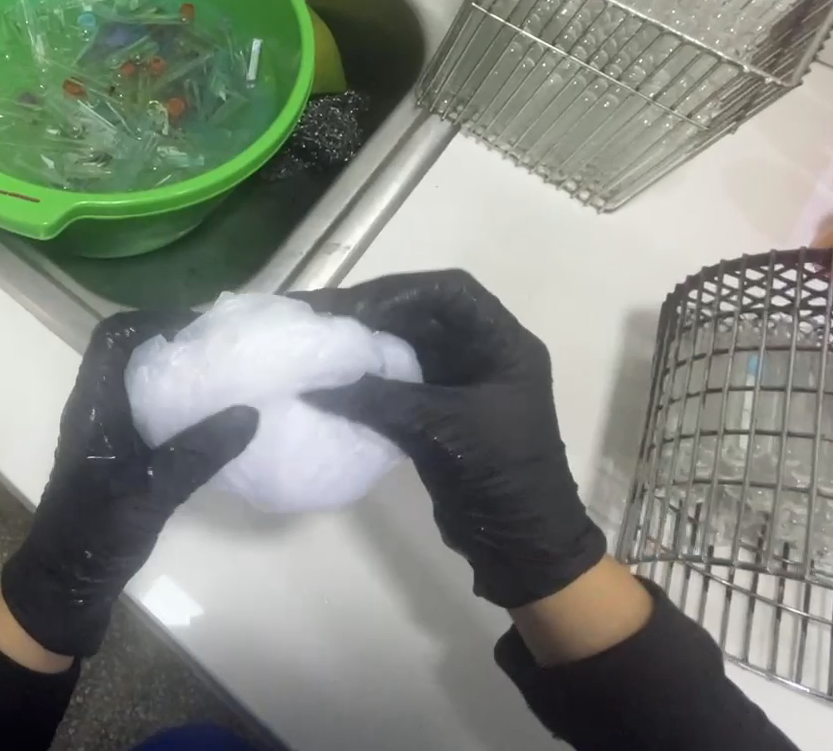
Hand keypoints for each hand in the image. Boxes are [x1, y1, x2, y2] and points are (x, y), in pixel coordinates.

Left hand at [1, 310, 258, 657]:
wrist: (63, 585)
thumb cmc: (95, 533)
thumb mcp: (151, 491)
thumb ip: (198, 452)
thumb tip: (249, 412)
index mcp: (93, 404)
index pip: (113, 336)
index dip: (152, 319)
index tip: (198, 326)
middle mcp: (95, 407)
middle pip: (126, 351)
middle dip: (169, 340)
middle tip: (218, 346)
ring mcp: (104, 431)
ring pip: (136, 381)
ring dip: (171, 370)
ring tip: (221, 374)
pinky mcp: (115, 454)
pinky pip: (144, 411)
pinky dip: (172, 402)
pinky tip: (207, 419)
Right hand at [300, 270, 605, 609]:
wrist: (519, 542)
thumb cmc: (499, 474)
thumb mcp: (440, 428)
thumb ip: (377, 398)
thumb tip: (312, 384)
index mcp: (504, 345)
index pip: (451, 292)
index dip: (402, 290)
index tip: (358, 307)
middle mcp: (481, 353)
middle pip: (420, 312)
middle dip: (370, 309)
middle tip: (319, 313)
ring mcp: (457, 379)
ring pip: (404, 341)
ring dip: (363, 337)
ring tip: (317, 335)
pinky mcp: (436, 405)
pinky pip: (396, 373)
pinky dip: (364, 370)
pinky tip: (331, 371)